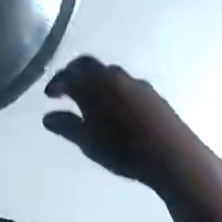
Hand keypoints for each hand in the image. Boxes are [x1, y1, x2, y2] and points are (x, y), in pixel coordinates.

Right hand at [43, 56, 201, 189]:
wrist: (173, 156)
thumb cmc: (122, 150)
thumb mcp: (87, 142)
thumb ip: (66, 126)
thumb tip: (48, 117)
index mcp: (91, 84)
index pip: (66, 76)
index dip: (55, 84)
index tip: (49, 95)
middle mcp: (111, 76)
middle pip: (86, 64)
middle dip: (73, 73)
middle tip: (66, 87)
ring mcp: (134, 82)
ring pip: (107, 73)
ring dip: (95, 81)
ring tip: (91, 101)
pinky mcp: (152, 93)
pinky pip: (125, 84)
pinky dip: (113, 89)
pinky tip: (116, 109)